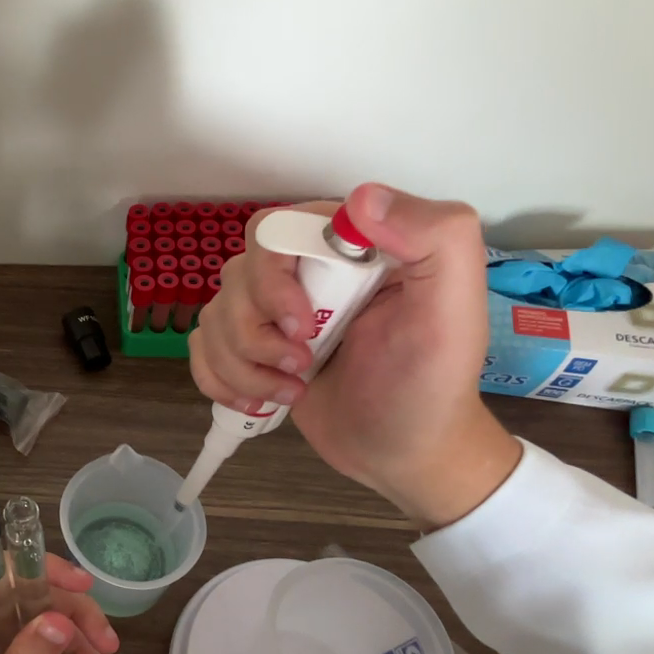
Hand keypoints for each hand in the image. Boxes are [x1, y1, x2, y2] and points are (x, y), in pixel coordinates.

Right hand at [189, 183, 521, 526]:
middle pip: (236, 277)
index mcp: (346, 249)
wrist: (403, 454)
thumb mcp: (452, 310)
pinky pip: (201, 348)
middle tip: (302, 365)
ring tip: (292, 392)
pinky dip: (219, 379)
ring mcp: (270, 313)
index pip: (273, 230)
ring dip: (243, 366)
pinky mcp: (248, 349)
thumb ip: (436, 238)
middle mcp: (302, 273)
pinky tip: (260, 400)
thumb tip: (362, 199)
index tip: (303, 326)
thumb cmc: (430, 385)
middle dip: (255, 332)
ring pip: (213, 317)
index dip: (272, 279)